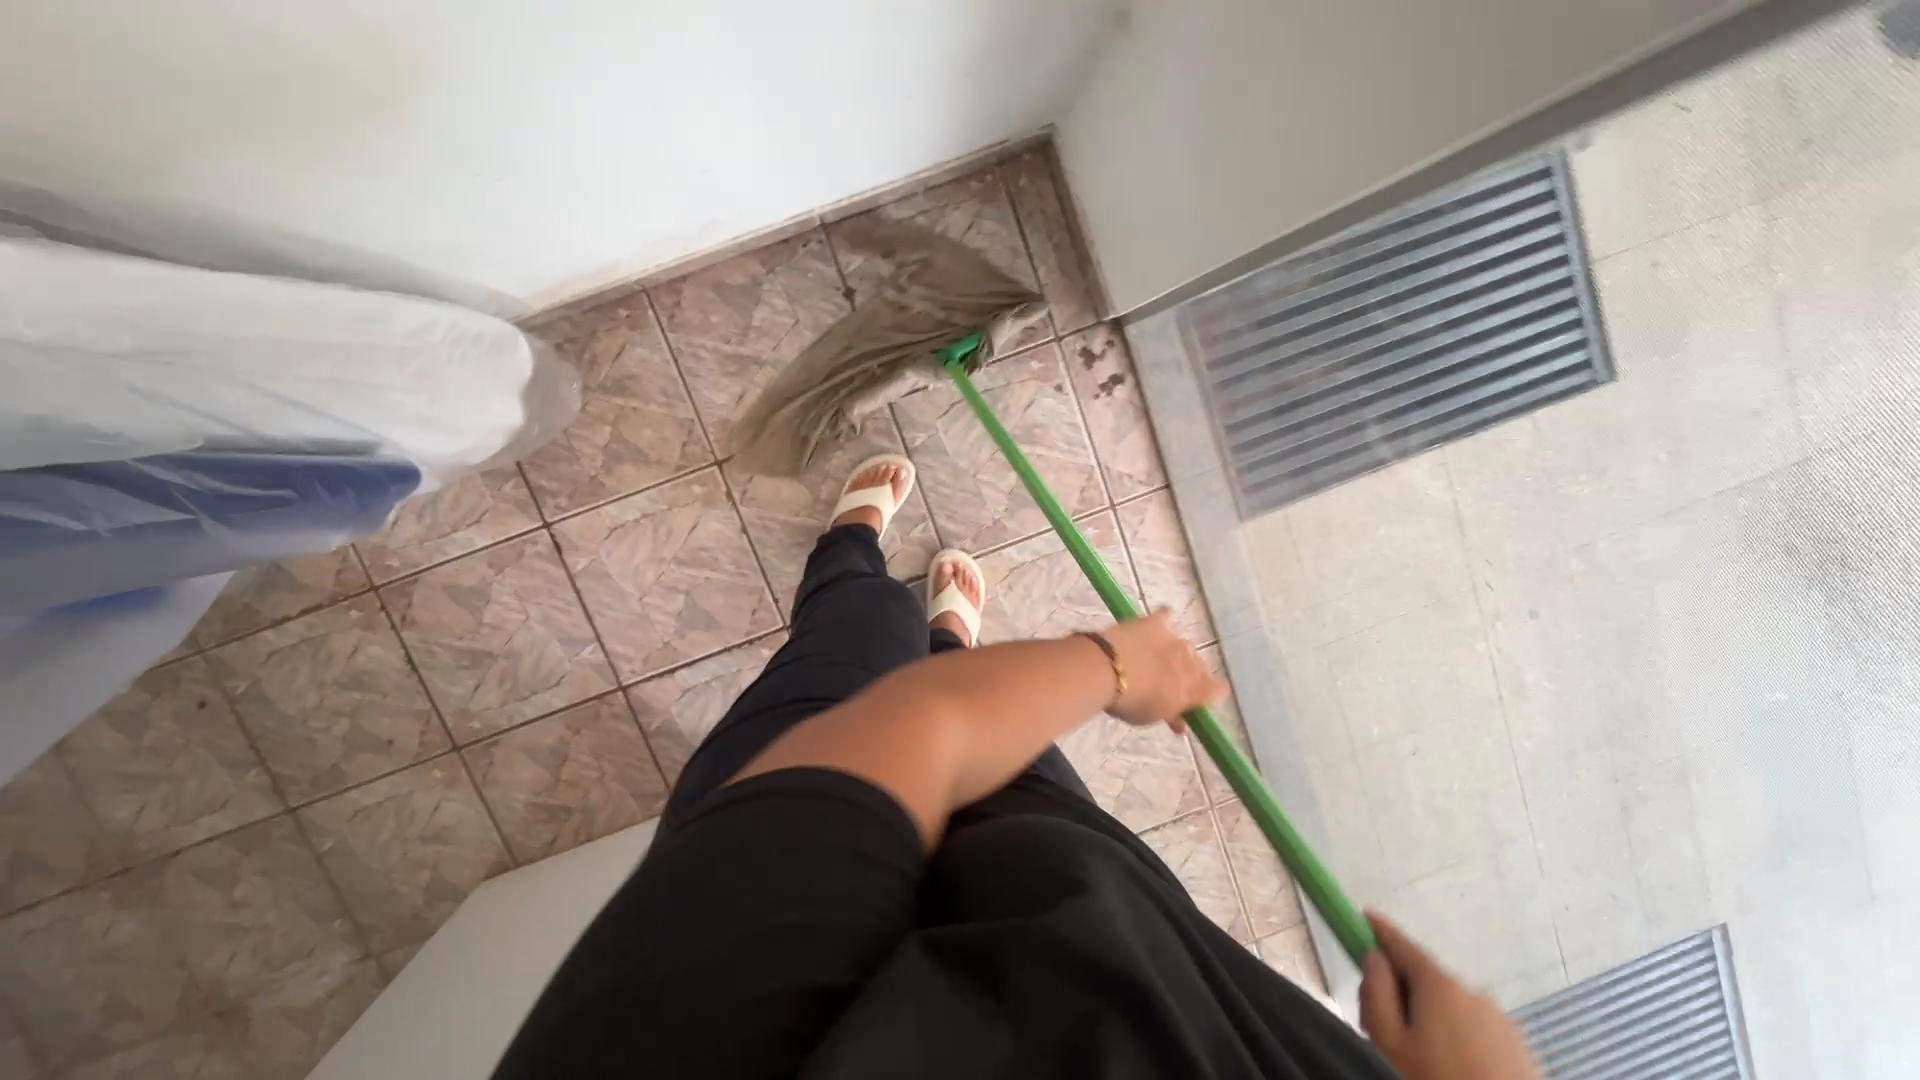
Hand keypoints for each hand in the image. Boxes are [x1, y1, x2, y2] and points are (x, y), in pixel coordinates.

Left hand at [1098, 608, 1226, 729]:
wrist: (1109, 670)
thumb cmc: (1131, 702)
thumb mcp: (1152, 716)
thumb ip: (1170, 715)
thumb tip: (1180, 722)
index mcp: (1194, 690)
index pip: (1217, 690)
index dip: (1210, 693)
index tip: (1197, 698)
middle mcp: (1192, 662)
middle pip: (1199, 667)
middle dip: (1188, 674)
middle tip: (1167, 681)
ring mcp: (1175, 640)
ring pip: (1184, 646)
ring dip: (1174, 652)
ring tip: (1156, 656)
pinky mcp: (1156, 622)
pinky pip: (1166, 616)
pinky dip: (1163, 620)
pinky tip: (1155, 624)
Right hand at [1359, 913, 1540, 1079]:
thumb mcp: (1387, 1042)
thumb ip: (1375, 992)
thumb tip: (1375, 958)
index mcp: (1440, 985)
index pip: (1403, 944)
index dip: (1379, 930)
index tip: (1363, 917)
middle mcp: (1475, 993)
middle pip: (1426, 980)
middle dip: (1403, 993)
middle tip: (1385, 1029)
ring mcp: (1504, 1022)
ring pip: (1453, 1008)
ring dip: (1433, 1019)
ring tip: (1422, 1060)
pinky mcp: (1522, 1051)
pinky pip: (1478, 1031)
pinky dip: (1460, 1039)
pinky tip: (1454, 1070)